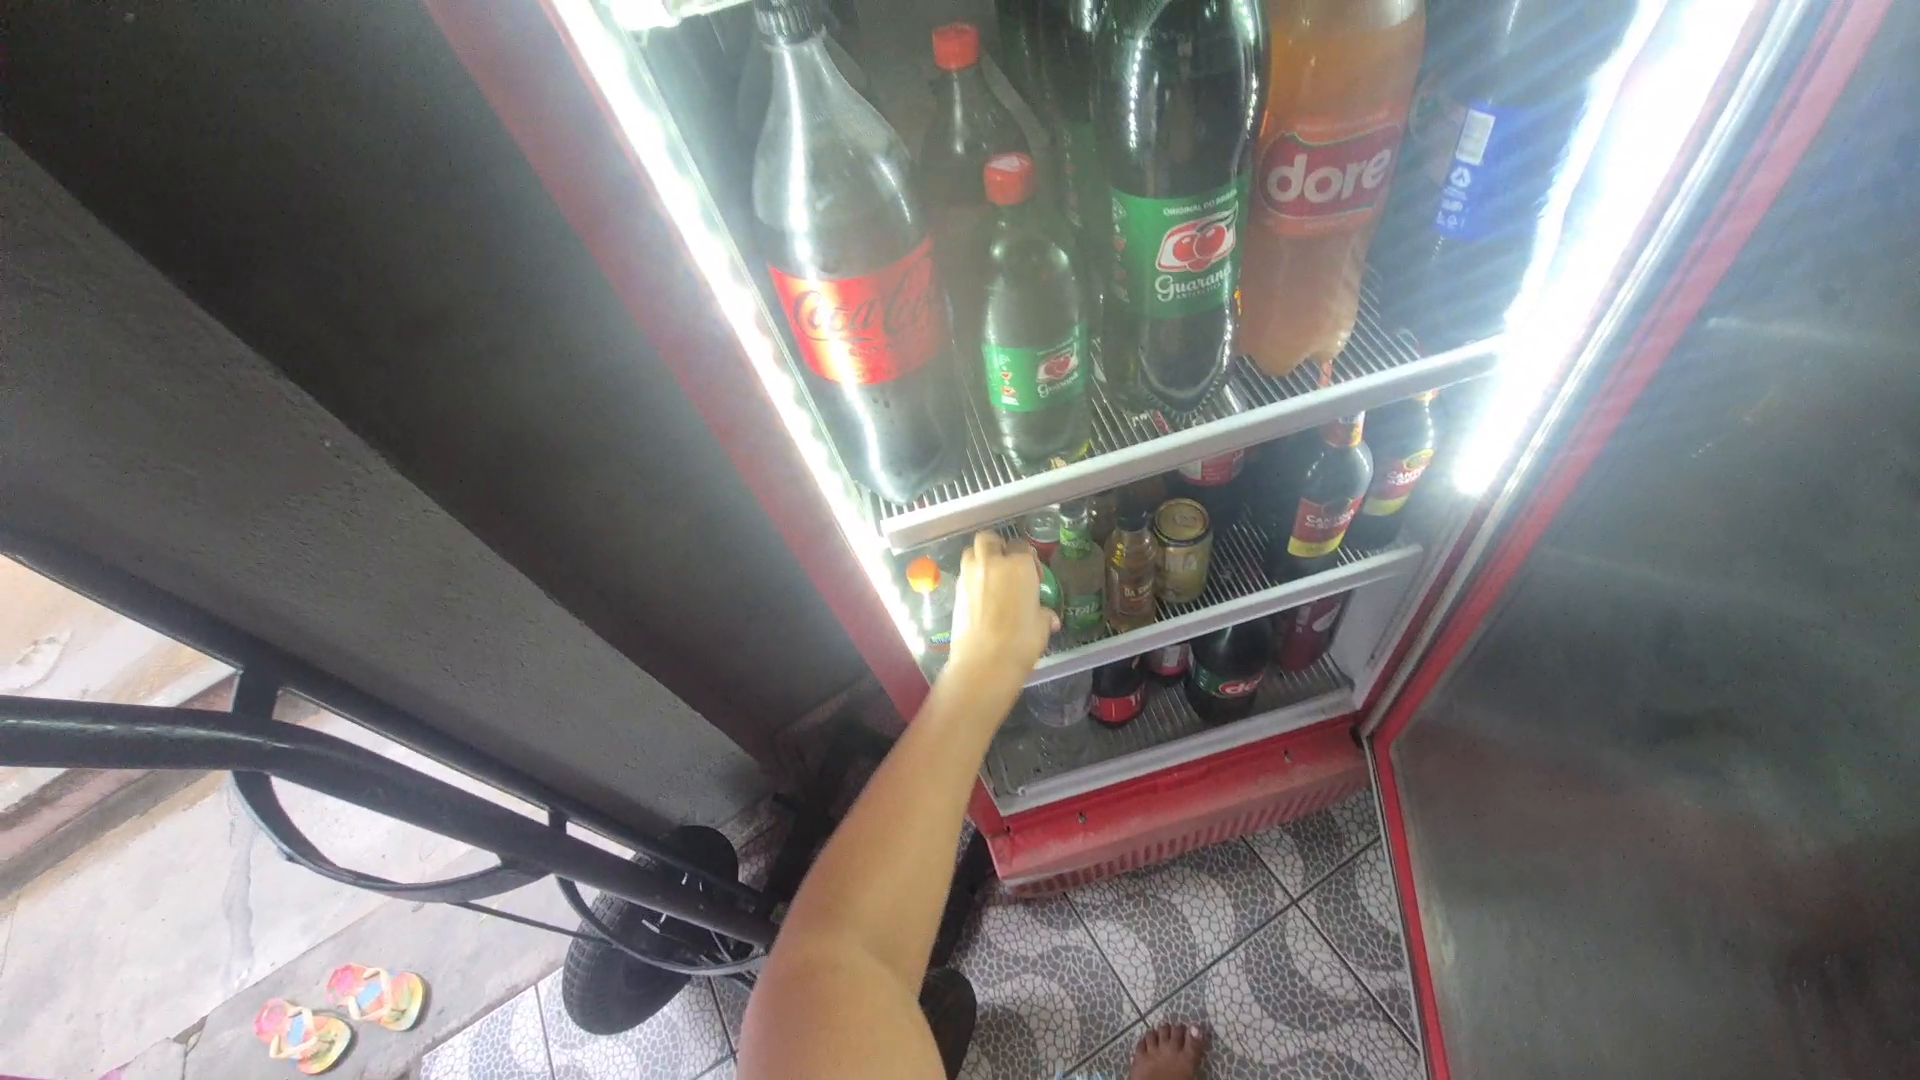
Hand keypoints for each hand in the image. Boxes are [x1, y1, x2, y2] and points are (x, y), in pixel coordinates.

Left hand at [947, 531, 1056, 685]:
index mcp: (1019, 566)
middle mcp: (992, 563)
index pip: (1022, 546)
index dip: (1027, 559)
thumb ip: (1043, 614)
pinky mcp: (955, 590)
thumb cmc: (1021, 642)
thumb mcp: (1041, 626)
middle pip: (989, 539)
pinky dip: (971, 578)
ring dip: (980, 558)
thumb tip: (1048, 616)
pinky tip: (980, 597)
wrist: (984, 661)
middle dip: (997, 547)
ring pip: (971, 552)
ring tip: (990, 578)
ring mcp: (970, 575)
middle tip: (1006, 566)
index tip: (1032, 575)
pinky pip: (964, 574)